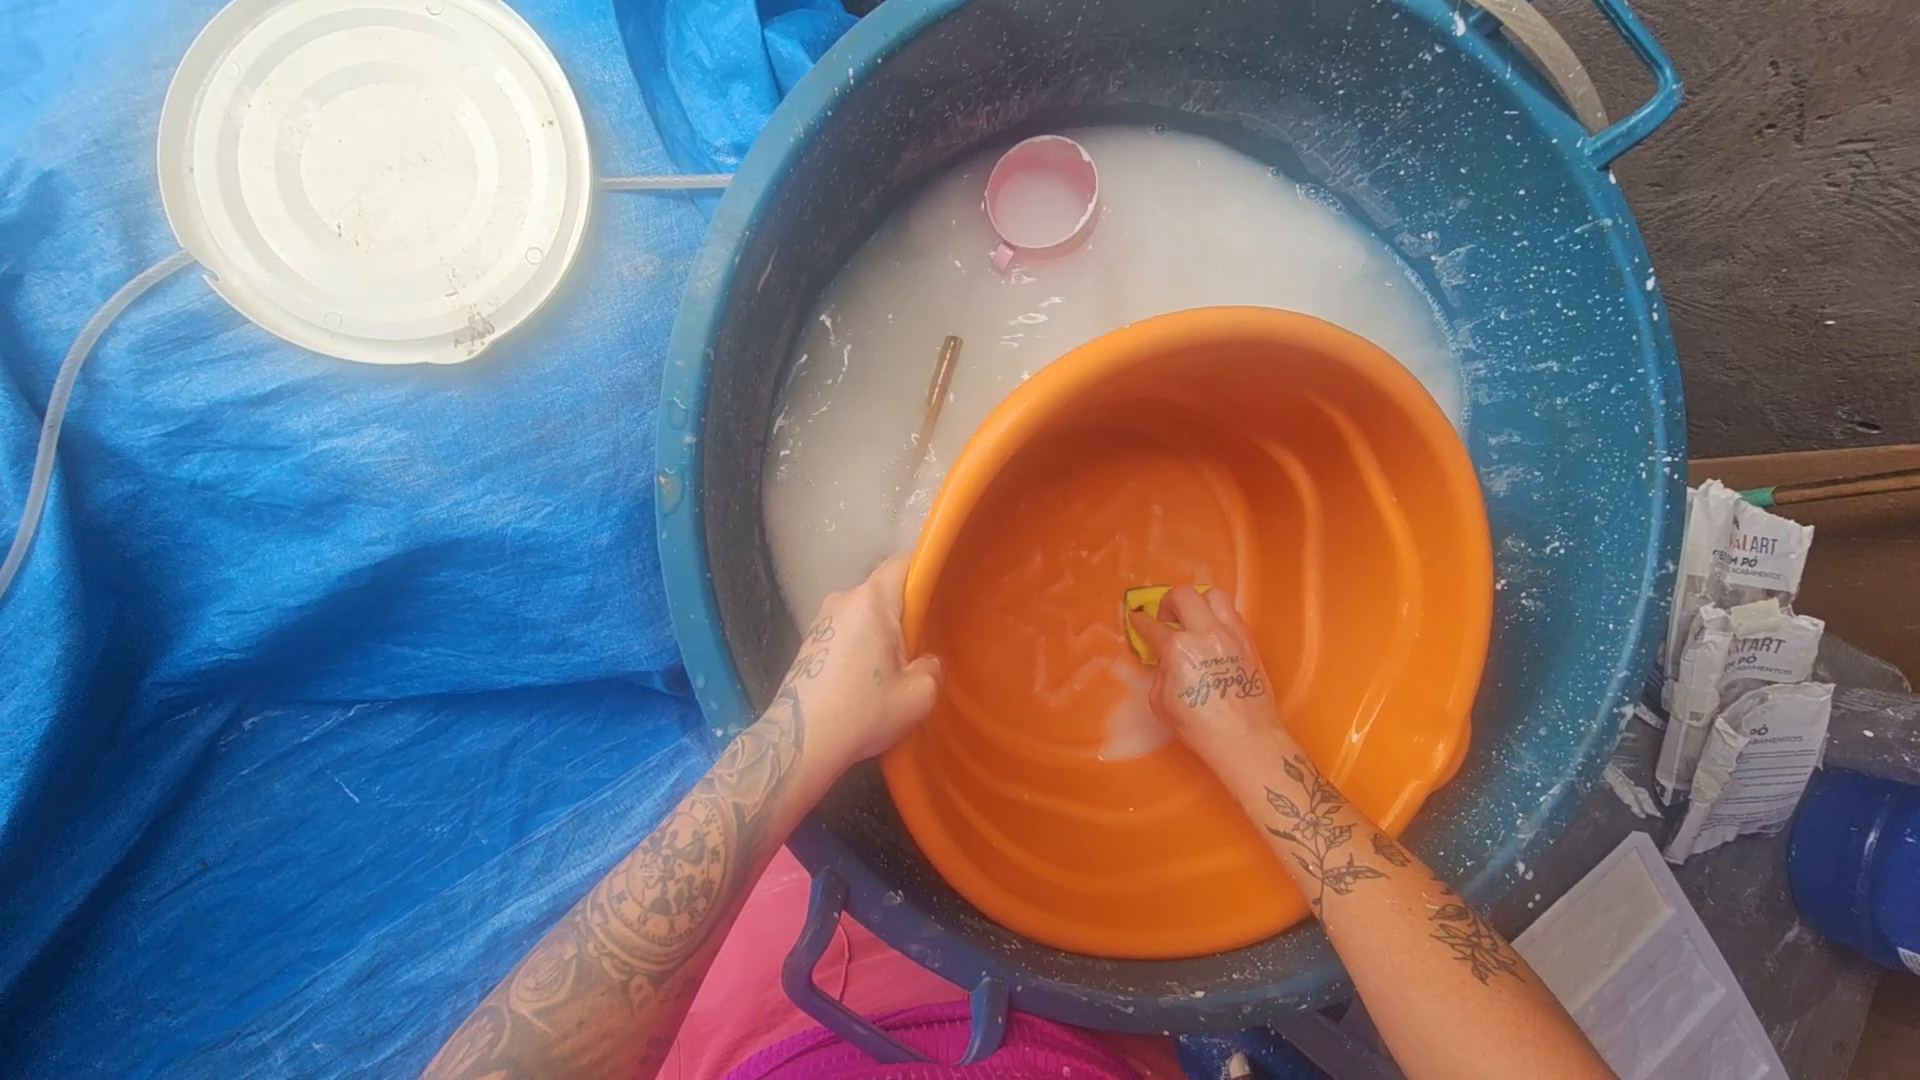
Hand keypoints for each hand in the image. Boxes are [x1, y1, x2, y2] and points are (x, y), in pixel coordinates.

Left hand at [777, 556, 941, 770]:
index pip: (903, 563)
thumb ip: (933, 667)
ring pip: (866, 612)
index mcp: (870, 602)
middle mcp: (843, 600)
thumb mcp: (919, 694)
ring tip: (897, 666)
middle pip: (885, 589)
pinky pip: (849, 629)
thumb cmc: (862, 712)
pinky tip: (870, 677)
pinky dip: (864, 643)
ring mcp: (822, 620)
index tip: (945, 589)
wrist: (800, 744)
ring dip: (884, 631)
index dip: (927, 570)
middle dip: (908, 610)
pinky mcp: (811, 642)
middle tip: (926, 641)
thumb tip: (925, 661)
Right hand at [1127, 586, 1280, 763]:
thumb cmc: (1200, 727)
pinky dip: (1219, 617)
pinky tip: (1214, 634)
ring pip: (1213, 594)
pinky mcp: (1249, 641)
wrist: (1245, 737)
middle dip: (1168, 602)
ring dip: (1198, 602)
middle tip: (1166, 618)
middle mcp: (1205, 633)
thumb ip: (1159, 672)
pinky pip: (1232, 613)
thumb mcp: (1160, 701)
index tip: (1138, 618)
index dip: (1140, 621)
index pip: (1152, 625)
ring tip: (1193, 619)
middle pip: (1182, 594)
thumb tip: (1165, 660)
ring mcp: (1231, 634)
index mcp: (1178, 649)